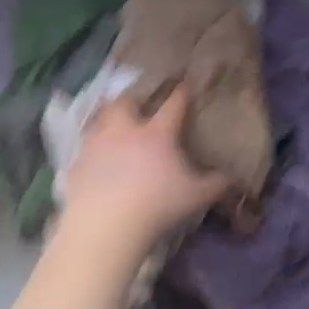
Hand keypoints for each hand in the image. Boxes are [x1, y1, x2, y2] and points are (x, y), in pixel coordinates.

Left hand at [62, 87, 228, 242]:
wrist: (107, 223)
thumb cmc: (158, 204)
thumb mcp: (197, 196)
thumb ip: (216, 185)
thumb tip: (231, 179)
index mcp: (157, 134)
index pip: (173, 106)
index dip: (181, 94)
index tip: (184, 85)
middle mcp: (124, 132)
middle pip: (123, 103)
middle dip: (130, 100)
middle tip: (136, 105)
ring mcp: (96, 146)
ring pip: (97, 121)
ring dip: (105, 121)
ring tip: (111, 127)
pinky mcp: (77, 165)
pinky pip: (84, 152)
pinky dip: (91, 153)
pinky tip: (95, 163)